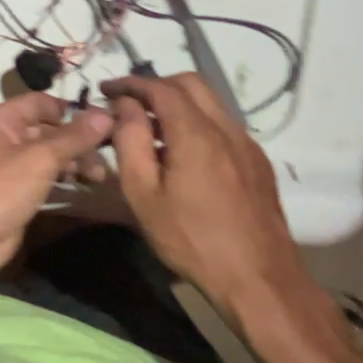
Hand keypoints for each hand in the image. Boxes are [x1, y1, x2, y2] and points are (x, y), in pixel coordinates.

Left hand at [0, 92, 113, 267]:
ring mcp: (7, 163)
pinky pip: (45, 173)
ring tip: (99, 175)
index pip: (40, 102)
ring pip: (48, 152)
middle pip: (48, 128)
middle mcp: (1, 136)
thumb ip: (73, 137)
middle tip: (109, 155)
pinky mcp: (15, 187)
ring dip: (75, 160)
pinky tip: (85, 183)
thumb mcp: (40, 159)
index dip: (72, 110)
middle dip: (79, 140)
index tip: (108, 121)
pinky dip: (64, 175)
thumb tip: (105, 114)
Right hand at [100, 74, 307, 311]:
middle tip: (125, 103)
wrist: (258, 278)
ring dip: (175, 103)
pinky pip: (221, 126)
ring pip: (210, 103)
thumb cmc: (189, 238)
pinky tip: (176, 152)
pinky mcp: (256, 164)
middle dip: (155, 85)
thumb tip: (124, 106)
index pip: (161, 88)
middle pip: (192, 84)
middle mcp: (227, 131)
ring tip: (146, 127)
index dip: (130, 83)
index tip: (104, 89)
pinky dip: (194, 122)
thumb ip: (131, 141)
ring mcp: (247, 146)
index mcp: (196, 135)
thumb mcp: (142, 192)